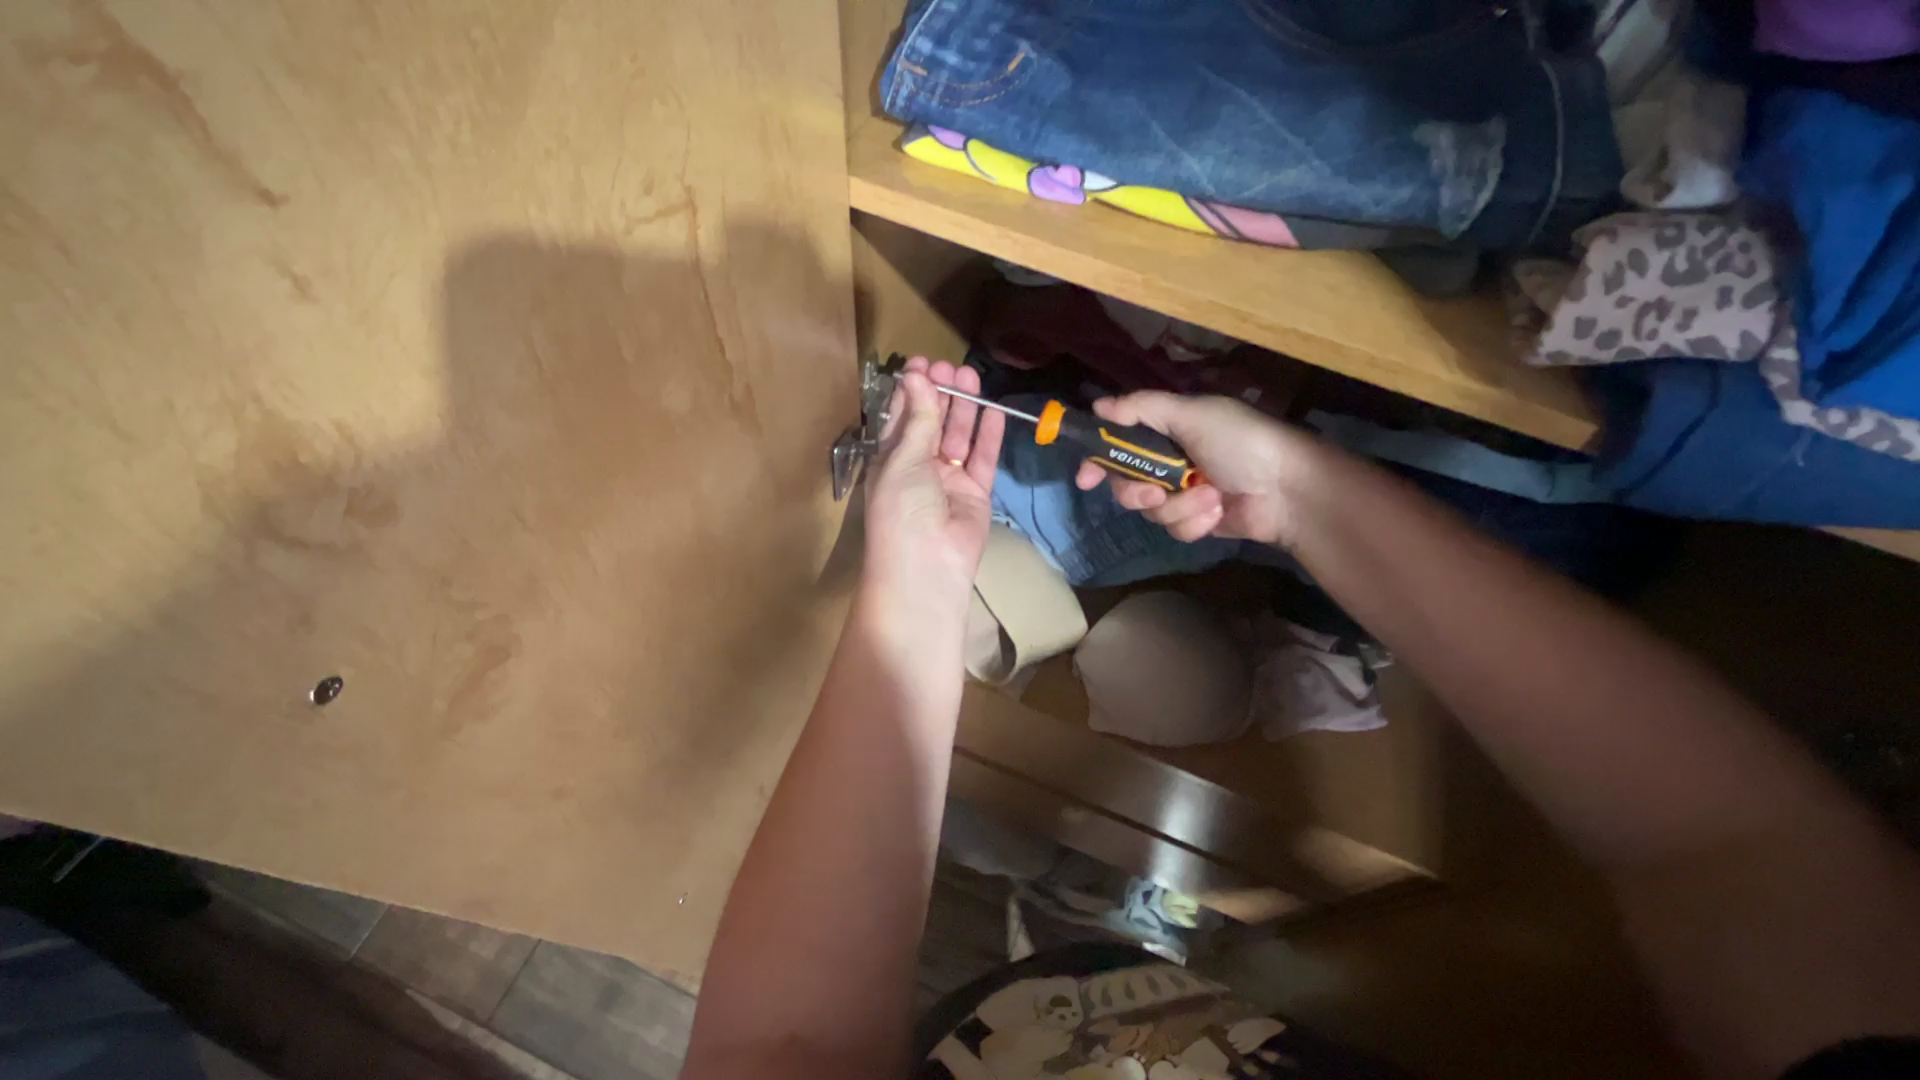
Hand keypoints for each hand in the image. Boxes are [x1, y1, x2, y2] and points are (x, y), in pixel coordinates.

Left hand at [863, 357, 1006, 622]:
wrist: (926, 565)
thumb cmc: (901, 510)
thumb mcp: (903, 459)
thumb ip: (919, 419)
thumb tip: (916, 376)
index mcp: (890, 459)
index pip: (902, 417)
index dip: (913, 390)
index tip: (923, 362)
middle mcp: (918, 467)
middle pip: (933, 422)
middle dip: (941, 394)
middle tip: (952, 366)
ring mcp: (948, 480)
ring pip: (959, 436)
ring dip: (965, 408)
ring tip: (972, 377)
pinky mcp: (975, 493)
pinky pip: (983, 459)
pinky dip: (989, 436)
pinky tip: (995, 411)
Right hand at [1073, 392, 1317, 547]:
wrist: (1287, 489)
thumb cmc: (1241, 441)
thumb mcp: (1193, 414)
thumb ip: (1143, 408)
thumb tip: (1098, 404)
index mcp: (1167, 430)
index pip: (1119, 443)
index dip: (1098, 460)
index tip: (1086, 478)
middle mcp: (1170, 461)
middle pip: (1126, 483)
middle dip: (1138, 490)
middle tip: (1154, 491)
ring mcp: (1183, 493)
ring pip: (1150, 510)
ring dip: (1179, 505)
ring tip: (1209, 497)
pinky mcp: (1197, 521)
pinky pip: (1175, 528)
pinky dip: (1195, 521)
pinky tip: (1218, 512)